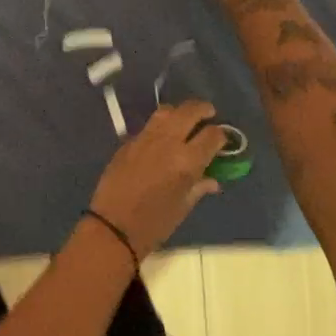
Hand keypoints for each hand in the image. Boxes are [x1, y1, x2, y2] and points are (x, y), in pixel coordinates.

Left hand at [87, 100, 227, 256]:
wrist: (113, 226)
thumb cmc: (154, 224)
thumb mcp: (183, 207)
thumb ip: (198, 187)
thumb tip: (212, 179)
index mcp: (186, 161)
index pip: (212, 135)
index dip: (221, 135)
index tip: (222, 138)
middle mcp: (168, 142)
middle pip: (189, 111)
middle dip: (203, 109)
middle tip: (209, 113)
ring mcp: (146, 138)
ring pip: (167, 111)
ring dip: (180, 112)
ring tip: (185, 119)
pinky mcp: (128, 141)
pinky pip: (149, 125)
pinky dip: (161, 125)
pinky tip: (163, 136)